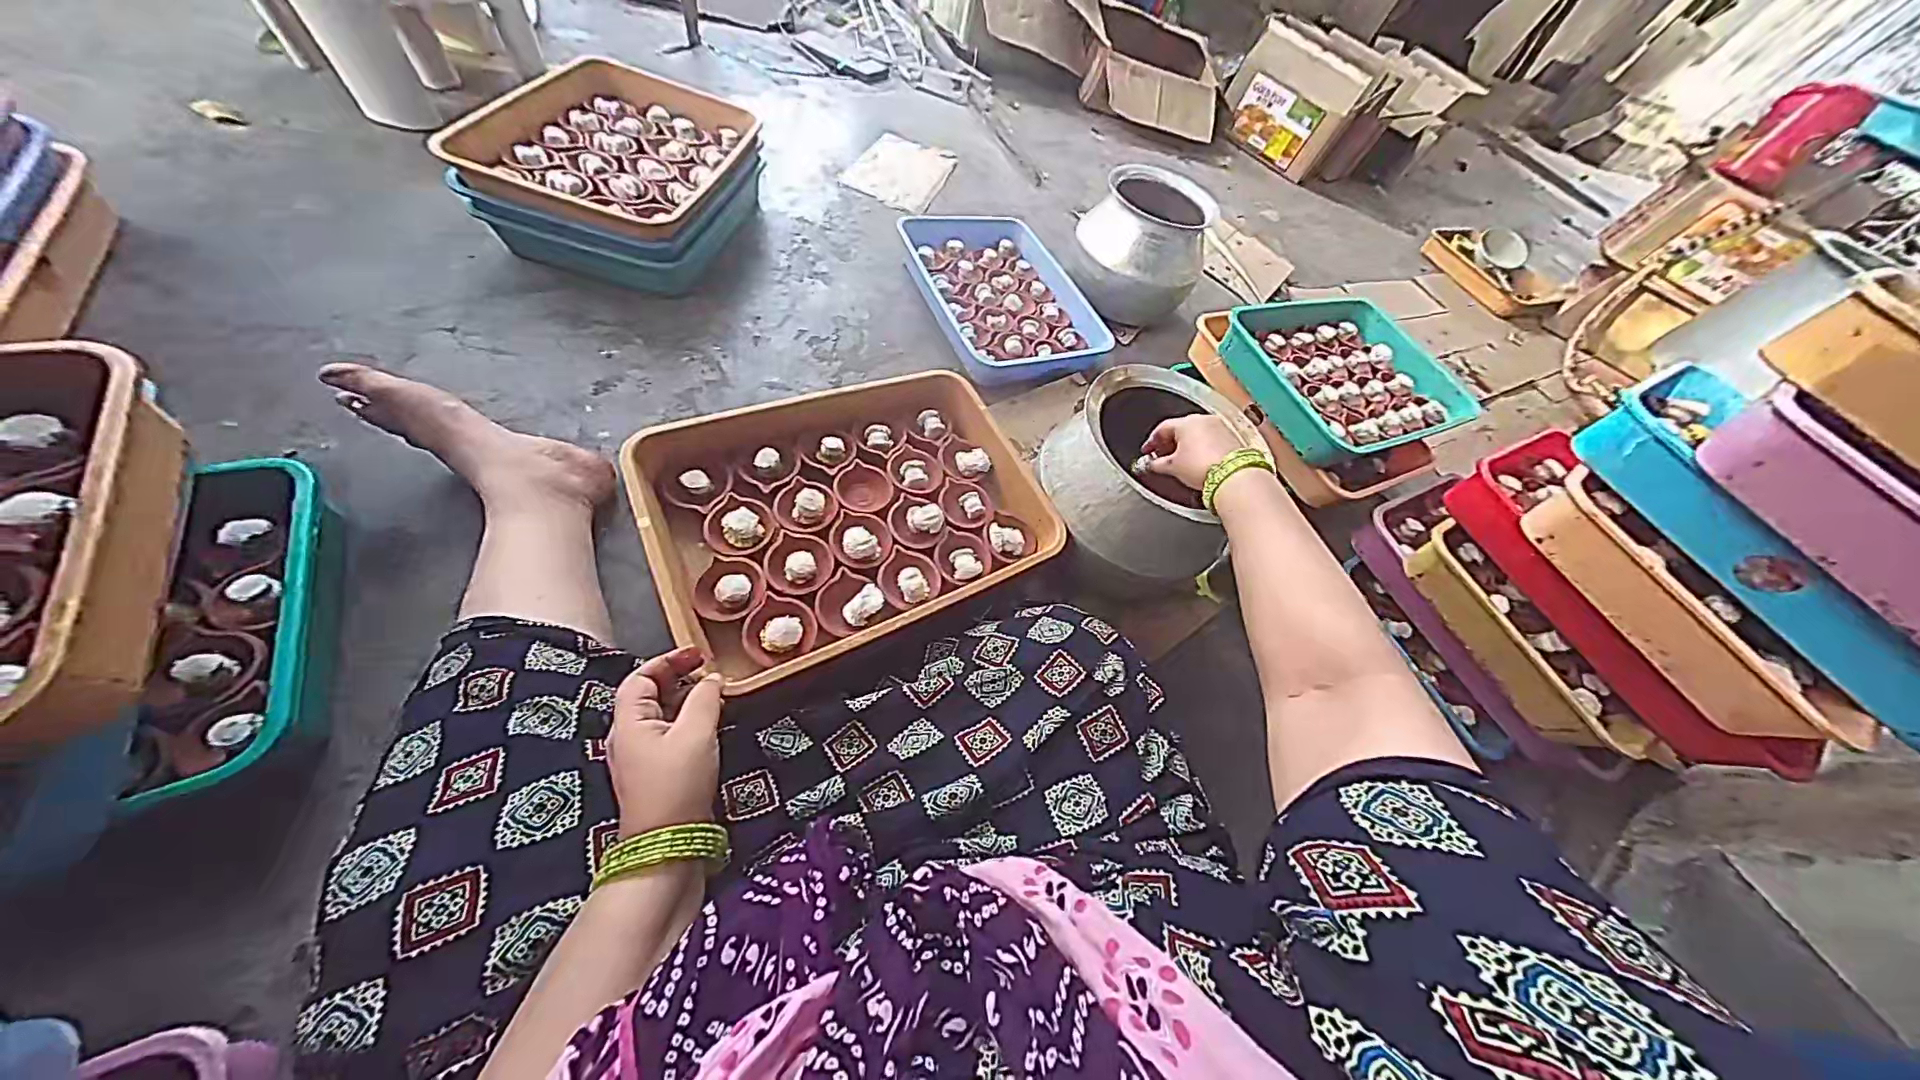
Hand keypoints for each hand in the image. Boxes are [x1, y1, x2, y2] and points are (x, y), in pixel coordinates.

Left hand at [606, 646, 724, 838]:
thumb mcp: (696, 734)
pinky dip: (686, 718)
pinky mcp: (654, 771)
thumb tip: (713, 679)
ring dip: (684, 698)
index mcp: (628, 722)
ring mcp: (639, 756)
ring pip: (659, 713)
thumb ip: (705, 698)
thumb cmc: (677, 783)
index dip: (669, 660)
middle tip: (708, 670)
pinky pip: (667, 732)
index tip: (698, 654)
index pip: (641, 677)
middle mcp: (627, 736)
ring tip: (713, 693)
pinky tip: (707, 722)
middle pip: (648, 693)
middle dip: (678, 677)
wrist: (668, 843)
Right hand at [1140, 414, 1244, 490]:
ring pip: (1196, 434)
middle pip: (1180, 429)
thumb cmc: (1203, 467)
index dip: (1152, 441)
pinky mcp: (1230, 438)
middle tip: (1161, 457)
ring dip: (1185, 446)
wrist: (1233, 476)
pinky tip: (1196, 461)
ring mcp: (1219, 427)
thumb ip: (1157, 463)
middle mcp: (1204, 420)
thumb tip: (1152, 464)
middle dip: (1169, 443)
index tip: (1148, 451)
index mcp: (1186, 422)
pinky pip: (1209, 440)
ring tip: (1179, 461)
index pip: (1163, 428)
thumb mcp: (1173, 467)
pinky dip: (1200, 448)